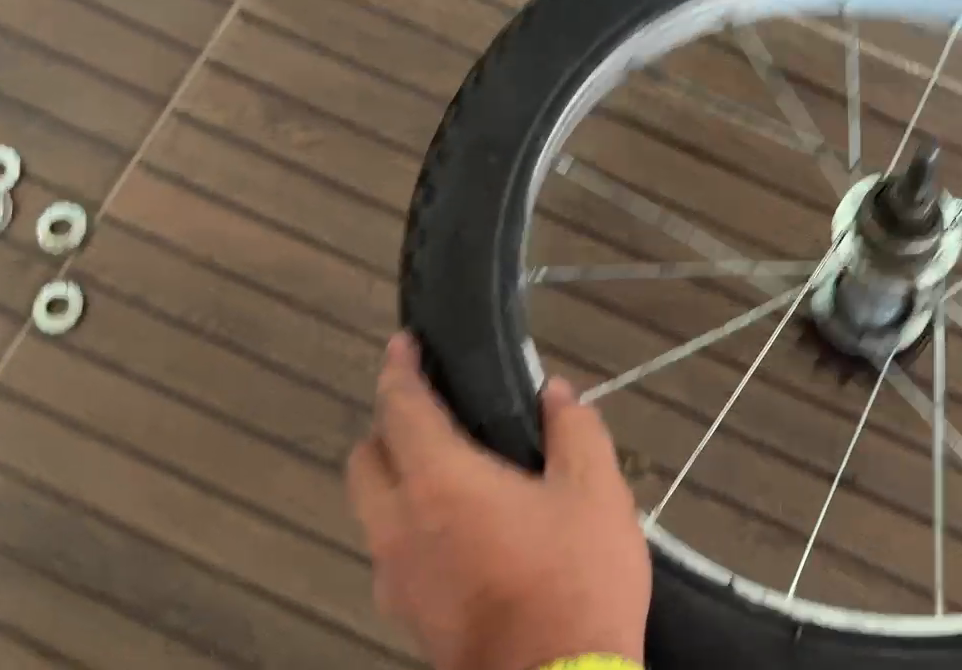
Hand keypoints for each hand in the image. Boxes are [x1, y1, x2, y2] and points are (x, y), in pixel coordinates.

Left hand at [346, 335, 651, 669]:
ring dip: (400, 476)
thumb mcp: (596, 489)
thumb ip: (574, 429)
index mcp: (442, 486)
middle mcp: (400, 530)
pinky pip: (396, 549)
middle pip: (365, 462)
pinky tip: (471, 528)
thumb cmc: (578, 575)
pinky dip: (416, 520)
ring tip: (460, 467)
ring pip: (375, 510)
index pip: (401, 412)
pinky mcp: (409, 618)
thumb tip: (554, 393)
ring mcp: (397, 580)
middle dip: (388, 424)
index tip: (403, 343)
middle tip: (433, 407)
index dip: (399, 371)